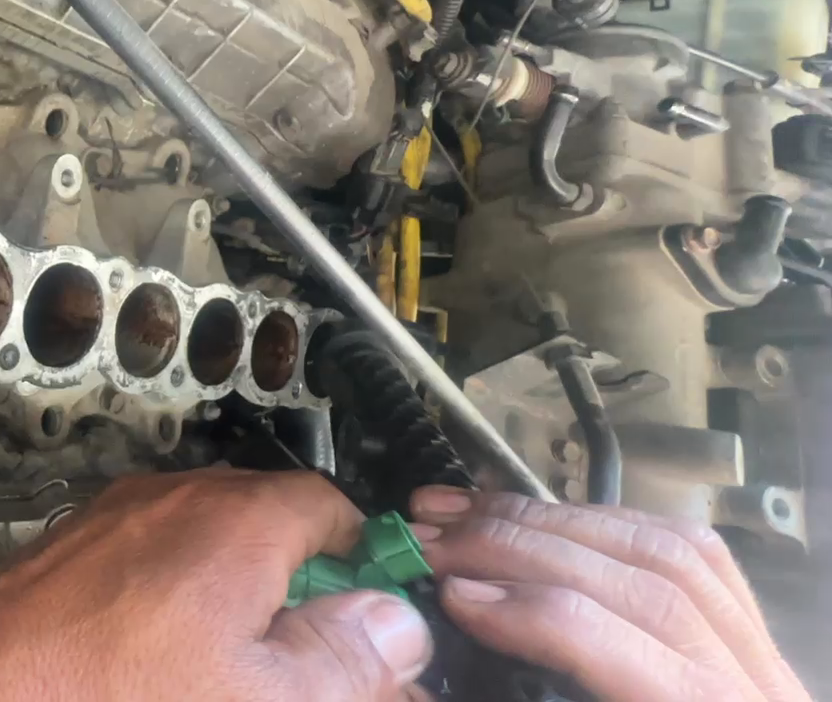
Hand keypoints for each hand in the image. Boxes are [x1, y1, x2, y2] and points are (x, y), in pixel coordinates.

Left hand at [0, 469, 433, 701]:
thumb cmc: (123, 690)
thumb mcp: (265, 696)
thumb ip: (344, 655)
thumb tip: (394, 621)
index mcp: (232, 516)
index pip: (327, 505)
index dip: (363, 559)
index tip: (378, 620)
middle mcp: (171, 495)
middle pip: (268, 521)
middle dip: (304, 585)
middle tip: (316, 661)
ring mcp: (117, 513)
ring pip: (207, 539)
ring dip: (240, 591)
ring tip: (240, 661)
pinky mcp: (78, 540)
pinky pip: (153, 552)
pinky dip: (179, 591)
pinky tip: (168, 649)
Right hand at [410, 487, 808, 701]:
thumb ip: (502, 701)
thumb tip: (426, 639)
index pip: (638, 656)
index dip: (533, 611)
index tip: (449, 596)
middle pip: (645, 587)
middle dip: (515, 545)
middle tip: (427, 537)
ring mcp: (770, 667)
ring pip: (663, 553)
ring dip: (539, 519)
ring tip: (456, 514)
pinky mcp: (750, 638)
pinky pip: (682, 548)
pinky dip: (588, 517)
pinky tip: (526, 515)